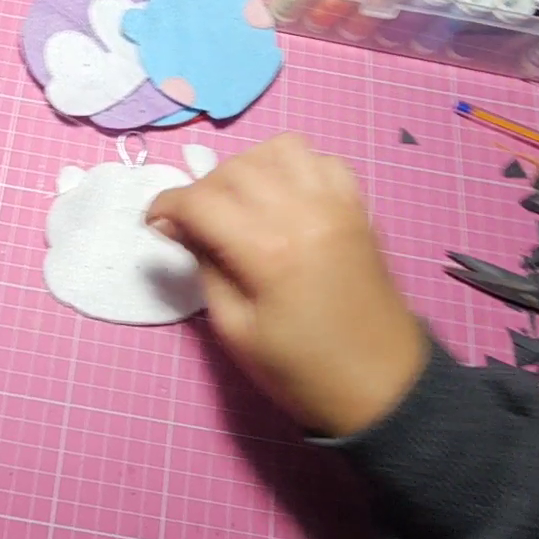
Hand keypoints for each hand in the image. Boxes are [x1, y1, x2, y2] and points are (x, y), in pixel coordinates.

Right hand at [147, 133, 428, 437]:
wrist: (384, 389)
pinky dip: (294, 168)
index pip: (200, 201)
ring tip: (240, 203)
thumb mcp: (234, 329)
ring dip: (248, 168)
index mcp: (267, 251)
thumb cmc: (300, 370)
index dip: (166, 206)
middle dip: (202, 190)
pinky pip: (321, 160)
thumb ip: (204, 265)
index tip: (154, 223)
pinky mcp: (357, 209)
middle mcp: (302, 213)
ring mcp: (335, 205)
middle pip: (233, 169)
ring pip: (278, 149)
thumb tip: (177, 225)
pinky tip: (284, 198)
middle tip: (196, 223)